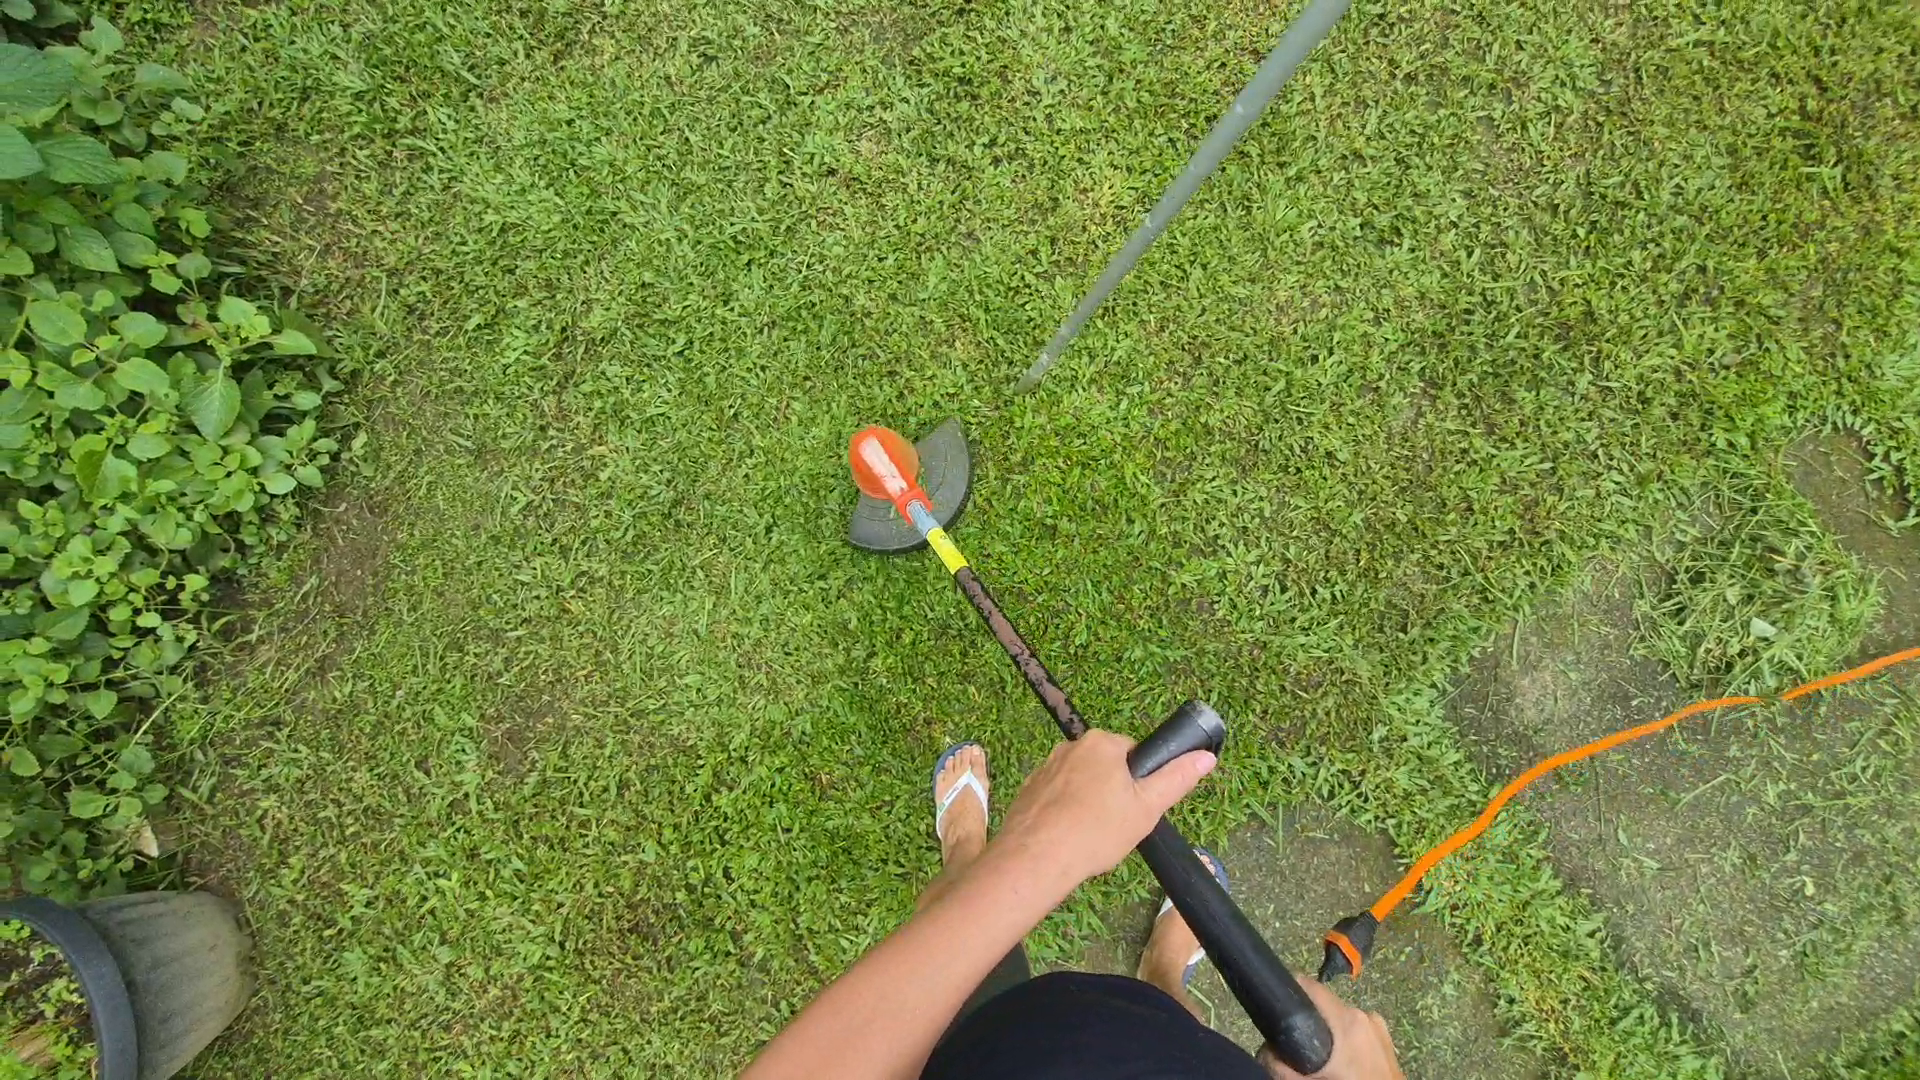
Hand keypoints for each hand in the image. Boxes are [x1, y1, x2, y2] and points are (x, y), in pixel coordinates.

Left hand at [990, 729, 1215, 889]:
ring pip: (1081, 781)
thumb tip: (1206, 756)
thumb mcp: (1147, 808)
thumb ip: (1176, 779)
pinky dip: (1066, 811)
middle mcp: (1071, 745)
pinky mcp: (1030, 786)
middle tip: (1116, 825)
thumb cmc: (1097, 831)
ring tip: (1091, 835)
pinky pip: (1058, 795)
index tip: (1136, 809)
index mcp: (1102, 742)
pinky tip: (1068, 836)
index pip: (1132, 754)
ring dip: (1089, 801)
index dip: (1139, 783)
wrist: (1037, 856)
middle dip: (1114, 792)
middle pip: (1105, 766)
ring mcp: (1046, 765)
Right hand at [1256, 978, 1401, 1079]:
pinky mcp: (1387, 1040)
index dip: (1290, 992)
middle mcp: (1364, 1015)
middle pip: (1324, 1003)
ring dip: (1329, 1030)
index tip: (1278, 1007)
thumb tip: (1264, 1050)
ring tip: (1324, 1057)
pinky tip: (1344, 1062)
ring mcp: (1378, 1026)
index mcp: (1347, 1021)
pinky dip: (1347, 1039)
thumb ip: (1281, 1067)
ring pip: (1341, 1016)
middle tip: (1300, 1042)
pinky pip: (1358, 1029)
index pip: (1308, 986)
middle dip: (1310, 1018)